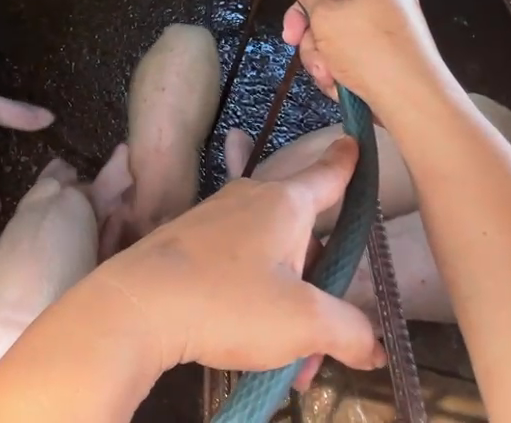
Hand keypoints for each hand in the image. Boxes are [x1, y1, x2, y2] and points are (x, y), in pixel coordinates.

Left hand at [80, 138, 385, 383]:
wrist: (140, 303)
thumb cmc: (229, 300)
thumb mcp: (306, 322)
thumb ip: (350, 330)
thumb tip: (369, 343)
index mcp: (284, 204)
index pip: (324, 178)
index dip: (344, 165)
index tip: (352, 140)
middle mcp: (250, 200)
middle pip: (304, 240)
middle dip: (321, 296)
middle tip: (324, 350)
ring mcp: (216, 220)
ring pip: (272, 264)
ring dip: (289, 314)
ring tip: (288, 370)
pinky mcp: (191, 243)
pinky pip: (239, 270)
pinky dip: (255, 307)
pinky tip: (252, 348)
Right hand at [279, 0, 452, 112]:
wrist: (415, 102)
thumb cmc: (367, 51)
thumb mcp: (325, 18)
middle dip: (305, 18)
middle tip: (291, 38)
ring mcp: (386, 21)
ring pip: (334, 24)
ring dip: (319, 47)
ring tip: (324, 71)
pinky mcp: (387, 48)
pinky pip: (350, 44)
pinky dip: (338, 61)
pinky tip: (338, 82)